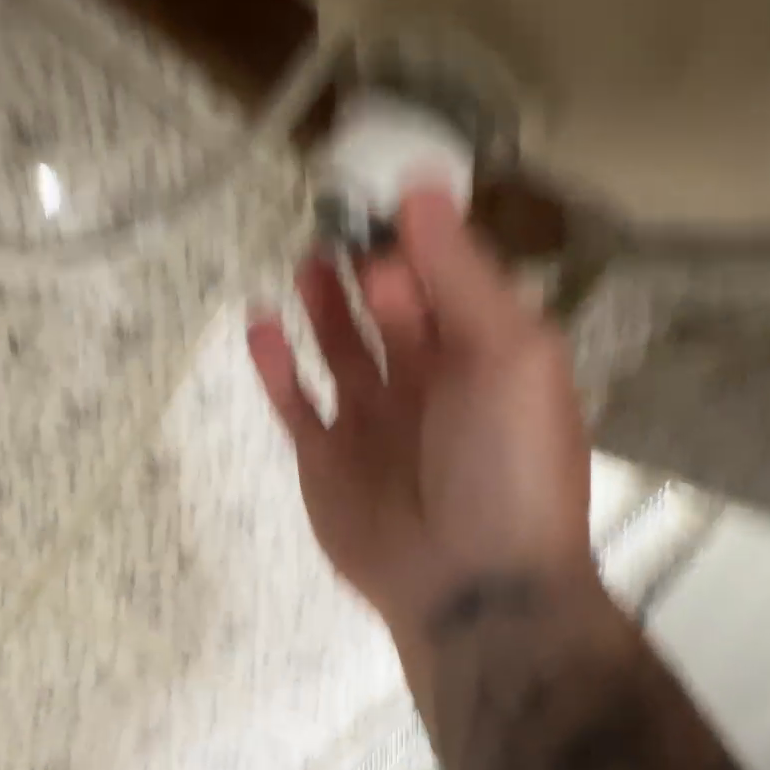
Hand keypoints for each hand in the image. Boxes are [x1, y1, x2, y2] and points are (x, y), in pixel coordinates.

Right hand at [247, 190, 595, 648]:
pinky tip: (261, 327)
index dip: (418, 248)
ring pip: (339, 351)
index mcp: (484, 359)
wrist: (470, 582)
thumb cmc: (505, 462)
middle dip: (368, 271)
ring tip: (304, 267)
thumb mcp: (508, 354)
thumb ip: (461, 274)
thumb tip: (422, 187)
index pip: (447, 285)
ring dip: (322, 308)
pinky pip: (294, 402)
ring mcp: (371, 422)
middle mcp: (427, 384)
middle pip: (390, 313)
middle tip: (339, 234)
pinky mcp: (323, 457)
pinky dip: (276, 366)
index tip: (386, 215)